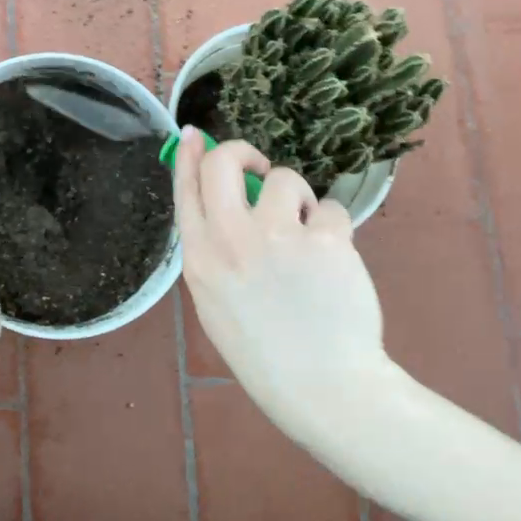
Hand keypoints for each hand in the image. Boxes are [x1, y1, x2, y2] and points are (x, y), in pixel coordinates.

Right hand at [173, 128, 391, 432]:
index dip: (190, 156)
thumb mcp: (214, 300)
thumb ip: (213, 251)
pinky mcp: (323, 241)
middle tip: (259, 167)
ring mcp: (276, 237)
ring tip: (306, 237)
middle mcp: (230, 240)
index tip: (195, 133)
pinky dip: (333, 227)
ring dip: (298, 199)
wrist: (322, 387)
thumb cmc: (263, 349)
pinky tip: (333, 259)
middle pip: (224, 162)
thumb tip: (221, 205)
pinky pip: (331, 209)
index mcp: (199, 258)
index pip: (186, 189)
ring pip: (285, 179)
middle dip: (243, 151)